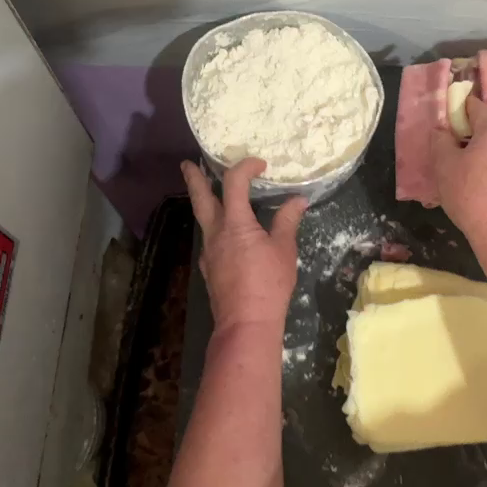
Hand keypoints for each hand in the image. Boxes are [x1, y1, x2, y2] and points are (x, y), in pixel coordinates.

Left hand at [181, 157, 307, 330]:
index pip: (234, 183)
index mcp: (235, 223)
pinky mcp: (209, 268)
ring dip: (203, 202)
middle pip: (201, 198)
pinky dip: (213, 228)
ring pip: (202, 219)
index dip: (245, 167)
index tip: (260, 165)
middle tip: (188, 164)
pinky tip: (223, 234)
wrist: (246, 322)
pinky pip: (208, 239)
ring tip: (207, 194)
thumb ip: (288, 221)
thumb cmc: (268, 283)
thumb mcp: (284, 249)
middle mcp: (215, 233)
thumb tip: (298, 200)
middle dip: (194, 179)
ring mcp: (209, 251)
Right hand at [429, 97, 486, 246]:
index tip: (449, 113)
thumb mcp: (444, 165)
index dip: (462, 106)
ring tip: (460, 167)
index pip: (479, 107)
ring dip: (479, 150)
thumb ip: (440, 141)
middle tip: (449, 143)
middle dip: (469, 131)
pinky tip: (475, 184)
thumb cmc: (469, 193)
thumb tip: (442, 131)